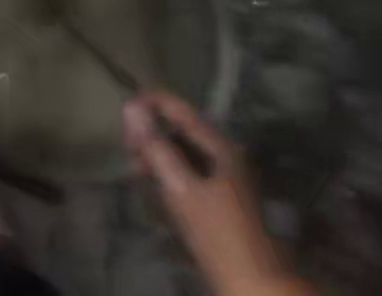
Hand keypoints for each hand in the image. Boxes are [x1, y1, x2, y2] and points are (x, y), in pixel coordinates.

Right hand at [124, 92, 310, 295]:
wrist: (259, 292)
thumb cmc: (220, 236)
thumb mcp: (181, 188)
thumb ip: (155, 146)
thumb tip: (130, 106)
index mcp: (219, 146)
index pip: (175, 107)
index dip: (146, 104)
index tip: (122, 122)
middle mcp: (222, 154)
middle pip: (176, 126)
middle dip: (149, 132)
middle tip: (128, 151)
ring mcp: (221, 176)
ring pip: (179, 149)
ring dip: (154, 152)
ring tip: (135, 170)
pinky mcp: (217, 197)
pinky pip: (185, 169)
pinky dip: (166, 170)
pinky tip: (152, 185)